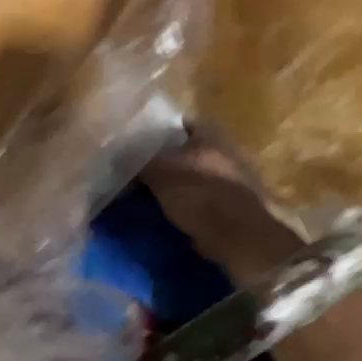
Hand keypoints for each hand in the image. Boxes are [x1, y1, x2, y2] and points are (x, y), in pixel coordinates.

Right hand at [142, 135, 303, 283]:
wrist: (240, 238)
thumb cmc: (201, 195)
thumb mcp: (161, 172)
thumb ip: (141, 161)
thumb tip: (121, 157)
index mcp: (211, 134)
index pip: (181, 123)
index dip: (159, 132)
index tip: (136, 147)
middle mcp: (225, 153)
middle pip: (188, 153)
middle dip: (165, 163)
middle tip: (137, 176)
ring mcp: (232, 183)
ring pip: (194, 181)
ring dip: (176, 190)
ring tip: (148, 201)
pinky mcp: (233, 211)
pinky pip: (201, 206)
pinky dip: (186, 211)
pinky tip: (167, 219)